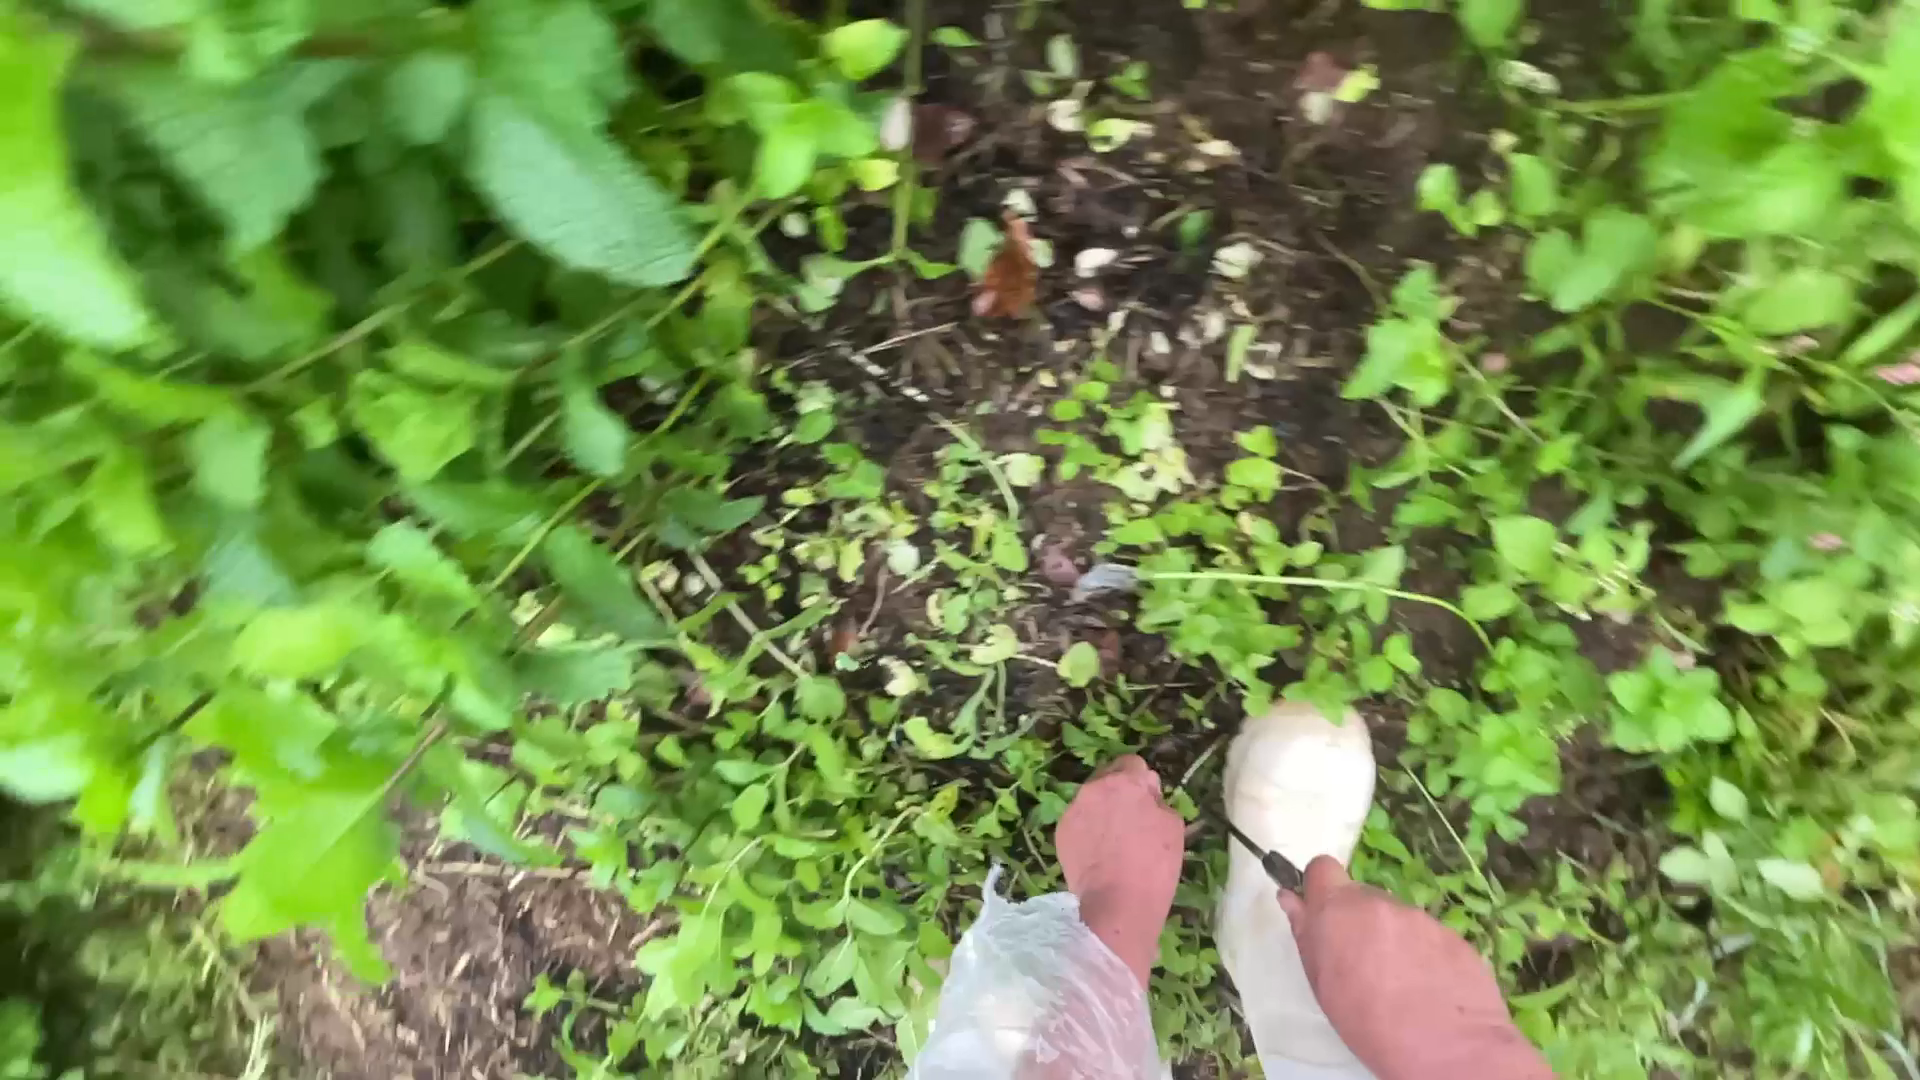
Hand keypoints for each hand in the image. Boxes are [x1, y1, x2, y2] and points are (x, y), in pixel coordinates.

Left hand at [1055, 755, 1185, 988]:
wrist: (1118, 904)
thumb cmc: (1154, 866)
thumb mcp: (1173, 826)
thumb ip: (1157, 800)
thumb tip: (1147, 792)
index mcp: (1125, 781)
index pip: (1132, 763)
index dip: (1141, 780)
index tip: (1147, 800)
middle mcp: (1094, 787)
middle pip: (1108, 777)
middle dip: (1119, 792)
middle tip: (1131, 821)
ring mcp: (1074, 807)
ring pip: (1091, 799)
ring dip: (1102, 809)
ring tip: (1113, 841)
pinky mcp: (1061, 829)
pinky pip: (1079, 820)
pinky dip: (1087, 829)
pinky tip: (1098, 853)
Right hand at [1278, 856, 1553, 1079]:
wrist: (1452, 1056)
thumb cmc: (1370, 1025)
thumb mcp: (1322, 984)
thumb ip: (1306, 933)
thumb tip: (1291, 898)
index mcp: (1338, 909)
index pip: (1322, 866)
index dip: (1322, 886)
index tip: (1326, 913)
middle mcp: (1377, 903)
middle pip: (1361, 896)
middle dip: (1359, 920)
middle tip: (1366, 961)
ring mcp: (1419, 918)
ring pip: (1396, 917)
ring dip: (1394, 938)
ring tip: (1404, 982)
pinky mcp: (1454, 937)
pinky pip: (1430, 937)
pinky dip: (1426, 955)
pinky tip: (1432, 989)